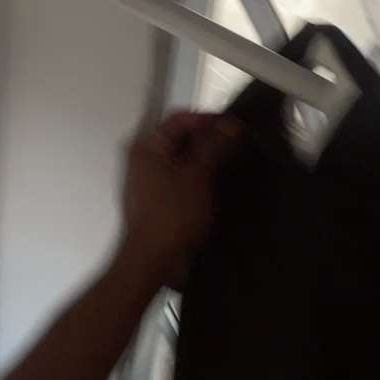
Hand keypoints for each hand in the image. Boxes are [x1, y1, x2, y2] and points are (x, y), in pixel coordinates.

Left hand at [115, 111, 243, 287]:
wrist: (153, 260)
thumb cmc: (168, 219)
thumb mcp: (198, 175)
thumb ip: (214, 146)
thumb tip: (229, 125)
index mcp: (146, 146)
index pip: (181, 118)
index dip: (209, 119)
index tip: (234, 126)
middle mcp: (143, 159)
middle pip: (180, 137)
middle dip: (209, 139)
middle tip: (235, 144)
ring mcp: (148, 180)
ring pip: (182, 158)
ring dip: (205, 158)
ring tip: (230, 163)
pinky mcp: (158, 199)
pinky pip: (180, 177)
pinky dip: (198, 176)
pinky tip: (216, 184)